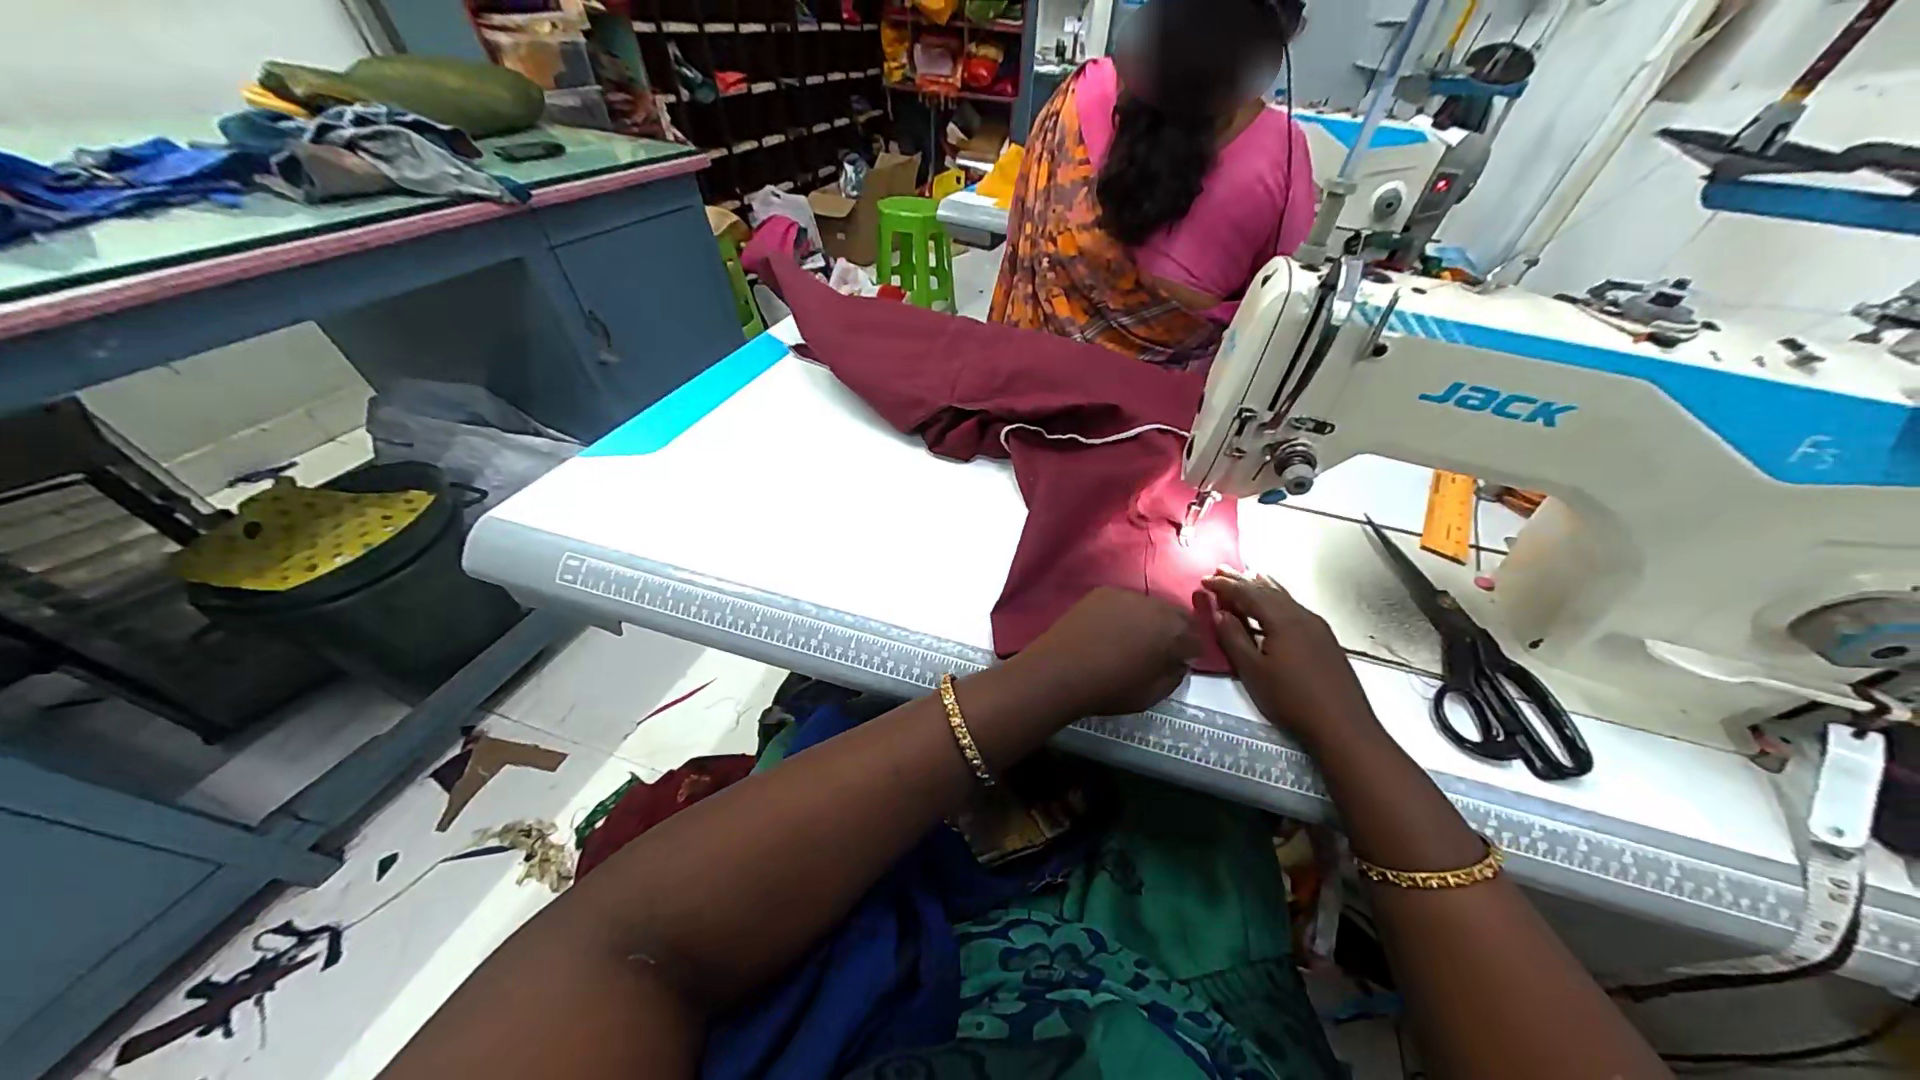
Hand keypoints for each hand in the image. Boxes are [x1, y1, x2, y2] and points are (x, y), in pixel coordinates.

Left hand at [1014, 587, 1200, 716]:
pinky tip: (1112, 628)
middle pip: (1178, 615)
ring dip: (1150, 619)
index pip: (1198, 638)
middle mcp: (1156, 607)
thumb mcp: (1152, 694)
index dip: (1192, 651)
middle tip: (1161, 650)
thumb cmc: (1109, 689)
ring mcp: (1128, 595)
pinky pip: (1125, 601)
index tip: (1182, 661)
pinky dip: (1126, 612)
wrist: (1059, 670)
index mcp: (1174, 633)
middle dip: (1176, 631)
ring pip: (1151, 605)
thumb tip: (1178, 662)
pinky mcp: (1104, 592)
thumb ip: (1174, 675)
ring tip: (1135, 638)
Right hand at [1203, 571, 1378, 747]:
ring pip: (1284, 597)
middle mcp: (1302, 615)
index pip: (1248, 593)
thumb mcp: (1252, 671)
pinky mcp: (1324, 639)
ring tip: (1247, 576)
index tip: (1205, 579)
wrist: (1342, 726)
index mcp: (1282, 620)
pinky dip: (1277, 599)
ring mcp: (1317, 626)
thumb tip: (1219, 612)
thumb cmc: (1291, 699)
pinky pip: (1294, 607)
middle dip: (1242, 580)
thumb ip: (1233, 638)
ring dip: (1262, 587)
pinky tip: (1276, 602)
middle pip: (1267, 590)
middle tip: (1221, 570)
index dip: (1225, 586)